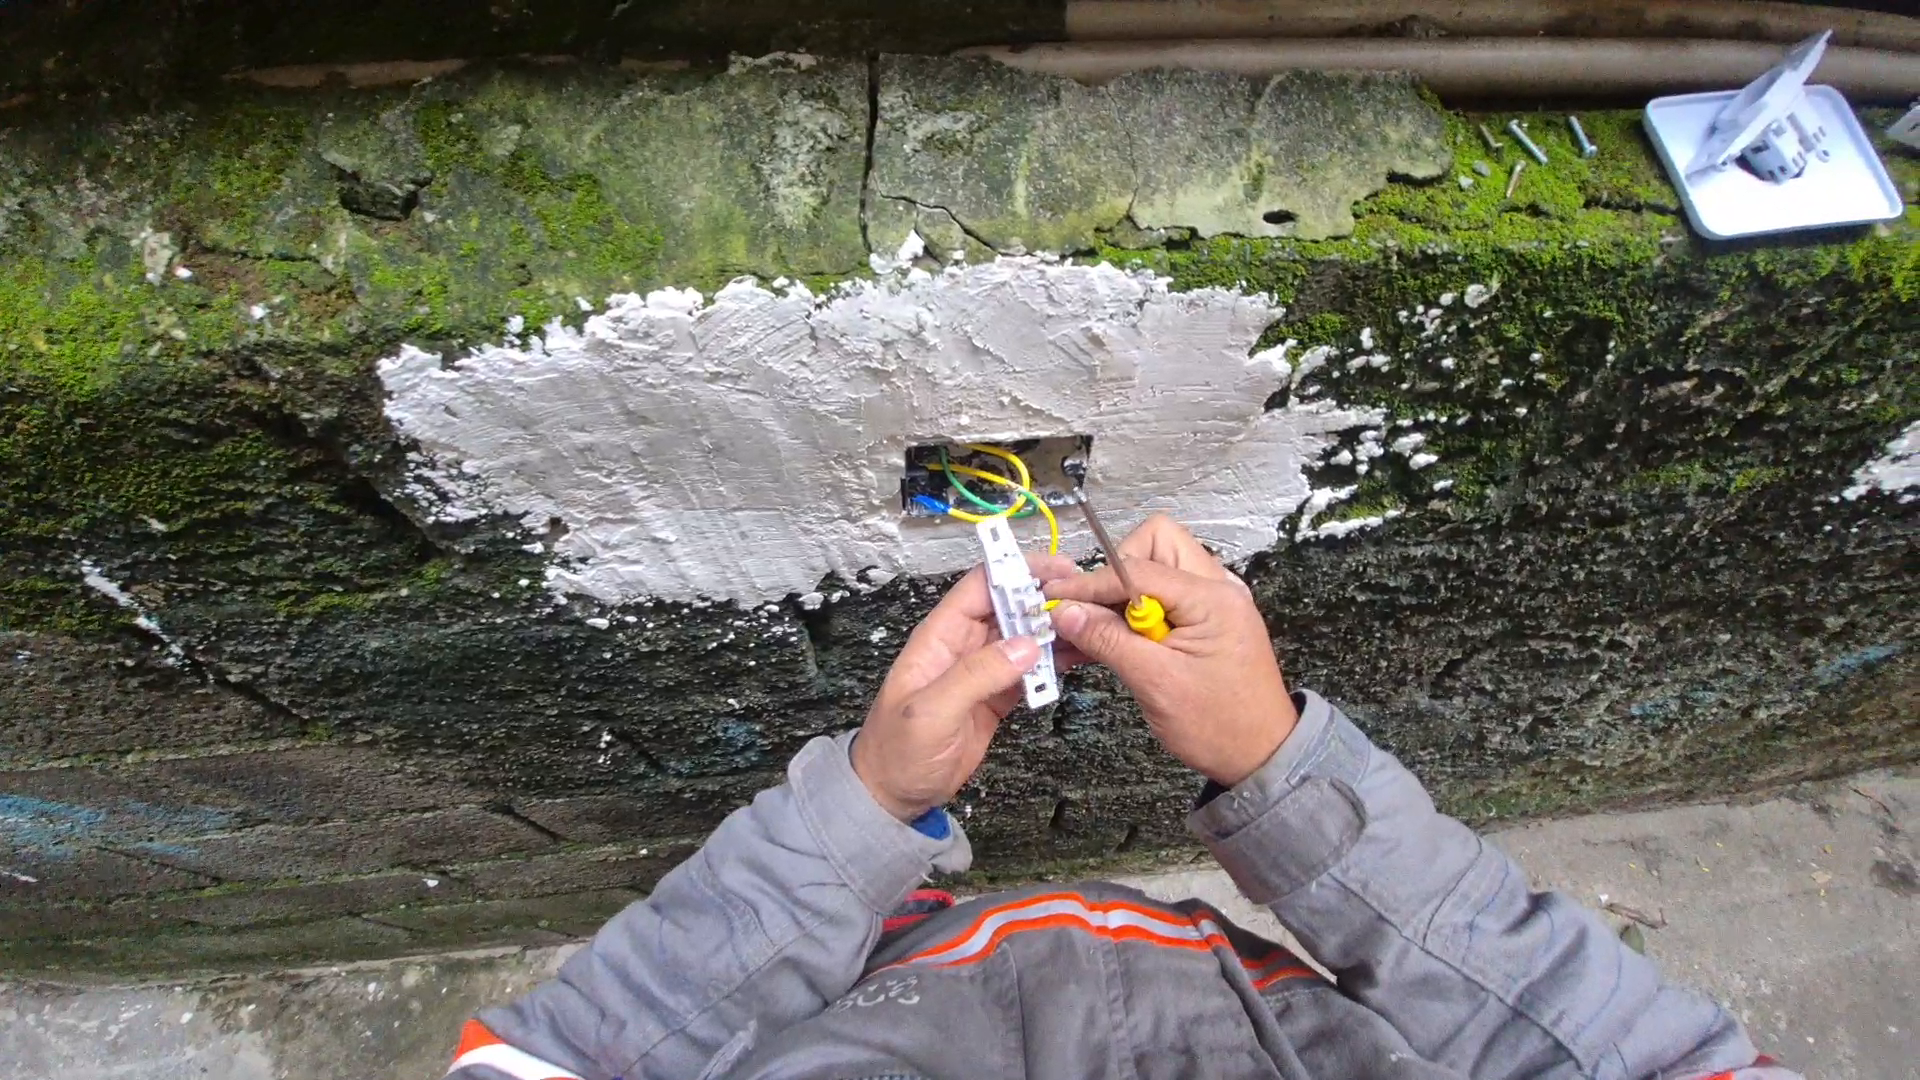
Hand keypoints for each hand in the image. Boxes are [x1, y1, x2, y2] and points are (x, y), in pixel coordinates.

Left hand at [853, 554, 1079, 820]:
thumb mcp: (931, 711)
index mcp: (940, 637)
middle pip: (1009, 606)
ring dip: (1055, 629)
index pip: (980, 587)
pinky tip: (1080, 656)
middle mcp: (963, 646)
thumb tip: (1024, 646)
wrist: (894, 795)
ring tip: (1092, 626)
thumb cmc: (897, 752)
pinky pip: (1031, 669)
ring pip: (1024, 636)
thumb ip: (975, 676)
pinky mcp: (998, 695)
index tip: (1055, 569)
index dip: (1016, 572)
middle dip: (1045, 597)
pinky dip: (1055, 662)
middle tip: (1085, 598)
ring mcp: (982, 670)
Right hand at [1042, 515, 1297, 787]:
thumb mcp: (1155, 683)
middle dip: (1115, 572)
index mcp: (1212, 598)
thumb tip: (1065, 612)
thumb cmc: (1221, 726)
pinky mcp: (1202, 619)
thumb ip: (1107, 640)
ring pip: (1154, 567)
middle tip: (1093, 611)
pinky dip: (1131, 612)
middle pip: (1154, 544)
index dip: (1091, 583)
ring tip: (1094, 632)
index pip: (1136, 567)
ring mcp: (1211, 601)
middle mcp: (1215, 588)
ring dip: (1120, 594)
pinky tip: (1106, 641)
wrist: (1261, 757)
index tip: (1058, 598)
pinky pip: (1160, 596)